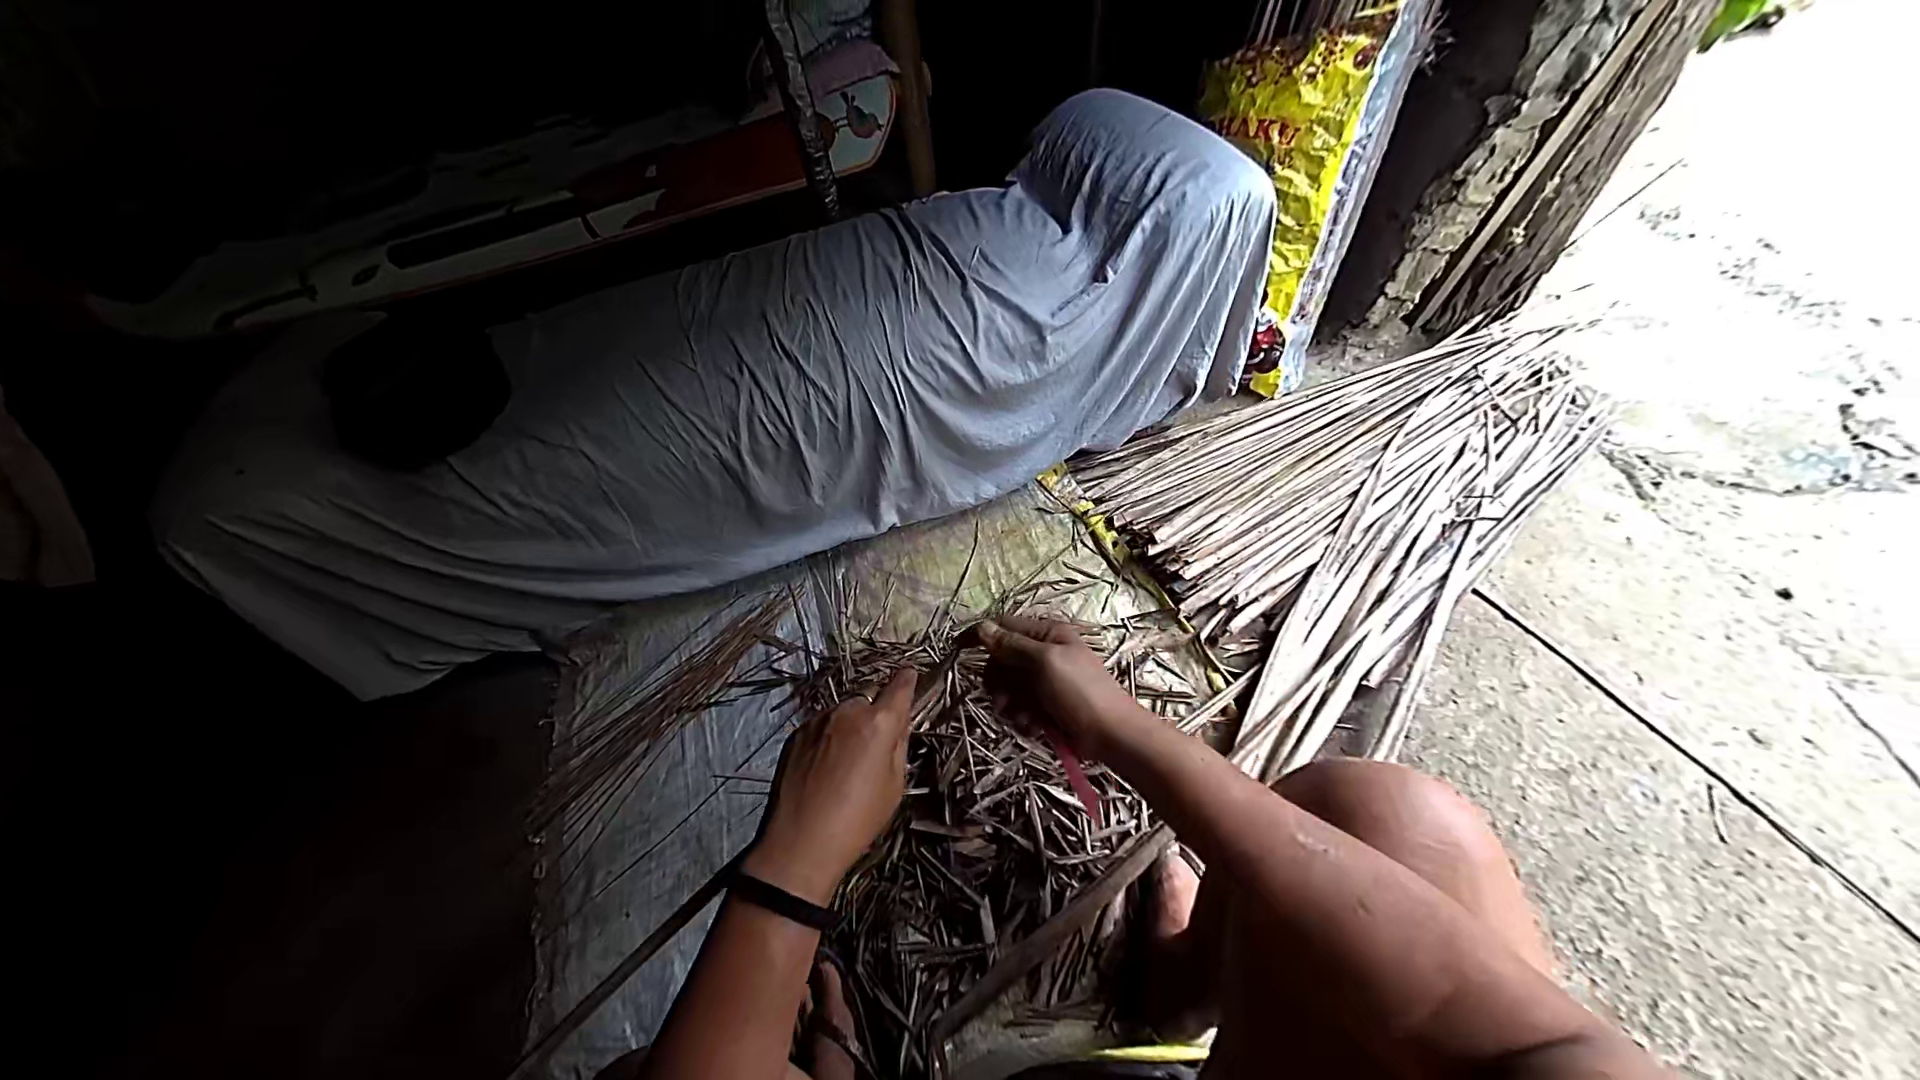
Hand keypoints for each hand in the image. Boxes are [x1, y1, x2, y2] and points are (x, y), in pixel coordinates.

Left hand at [744, 667, 916, 905]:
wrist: (799, 844)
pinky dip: (828, 736)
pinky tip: (825, 767)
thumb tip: (900, 722)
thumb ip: (899, 745)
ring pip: (843, 712)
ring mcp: (818, 720)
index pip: (899, 687)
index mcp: (878, 722)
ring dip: (850, 724)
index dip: (907, 681)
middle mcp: (848, 711)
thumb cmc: (856, 820)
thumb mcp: (894, 786)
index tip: (910, 676)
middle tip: (875, 743)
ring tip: (846, 761)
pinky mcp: (797, 733)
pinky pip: (822, 726)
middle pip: (868, 698)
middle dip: (875, 712)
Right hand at [975, 615, 1154, 759]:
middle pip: (1001, 660)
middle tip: (1004, 698)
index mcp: (1047, 633)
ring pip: (1007, 687)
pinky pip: (1019, 707)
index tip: (958, 648)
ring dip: (1011, 704)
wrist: (1112, 736)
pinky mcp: (1044, 705)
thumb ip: (1012, 645)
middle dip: (999, 681)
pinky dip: (1023, 718)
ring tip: (1025, 717)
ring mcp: (1044, 681)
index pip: (1004, 626)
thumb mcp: (1045, 662)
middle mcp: (1043, 653)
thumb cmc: (1081, 692)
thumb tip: (982, 627)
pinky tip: (1035, 726)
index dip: (982, 636)